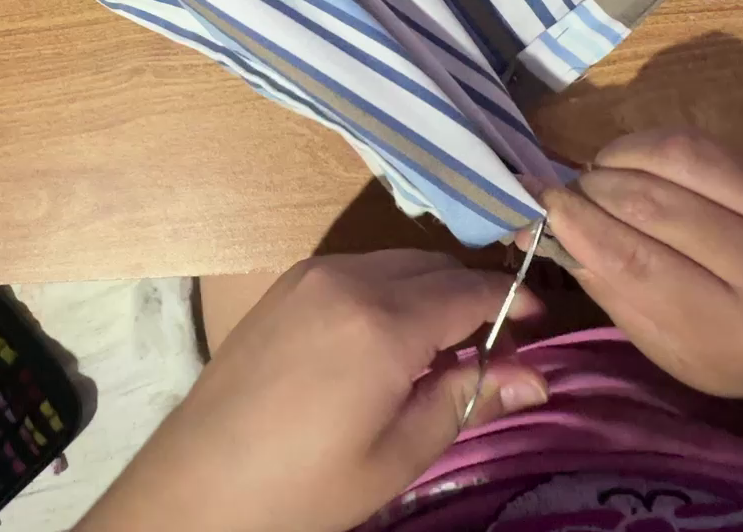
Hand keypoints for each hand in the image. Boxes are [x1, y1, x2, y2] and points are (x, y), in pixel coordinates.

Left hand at [77, 251, 547, 531]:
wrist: (202, 477)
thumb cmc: (307, 481)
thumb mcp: (398, 454)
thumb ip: (466, 398)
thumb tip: (535, 374)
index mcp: (382, 320)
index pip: (467, 290)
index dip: (511, 300)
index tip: (541, 319)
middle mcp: (349, 277)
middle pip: (434, 266)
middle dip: (472, 295)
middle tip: (494, 344)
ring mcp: (313, 273)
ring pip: (397, 262)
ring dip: (430, 289)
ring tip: (442, 344)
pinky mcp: (289, 280)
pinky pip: (360, 267)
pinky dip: (390, 287)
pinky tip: (389, 333)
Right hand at [530, 128, 742, 400]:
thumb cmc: (714, 351)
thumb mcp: (652, 339)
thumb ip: (598, 278)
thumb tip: (532, 227)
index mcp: (730, 331)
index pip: (638, 263)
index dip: (578, 224)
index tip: (536, 202)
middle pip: (655, 207)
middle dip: (592, 191)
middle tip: (560, 193)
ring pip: (679, 162)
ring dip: (617, 162)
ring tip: (595, 178)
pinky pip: (698, 145)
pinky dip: (645, 145)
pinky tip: (624, 161)